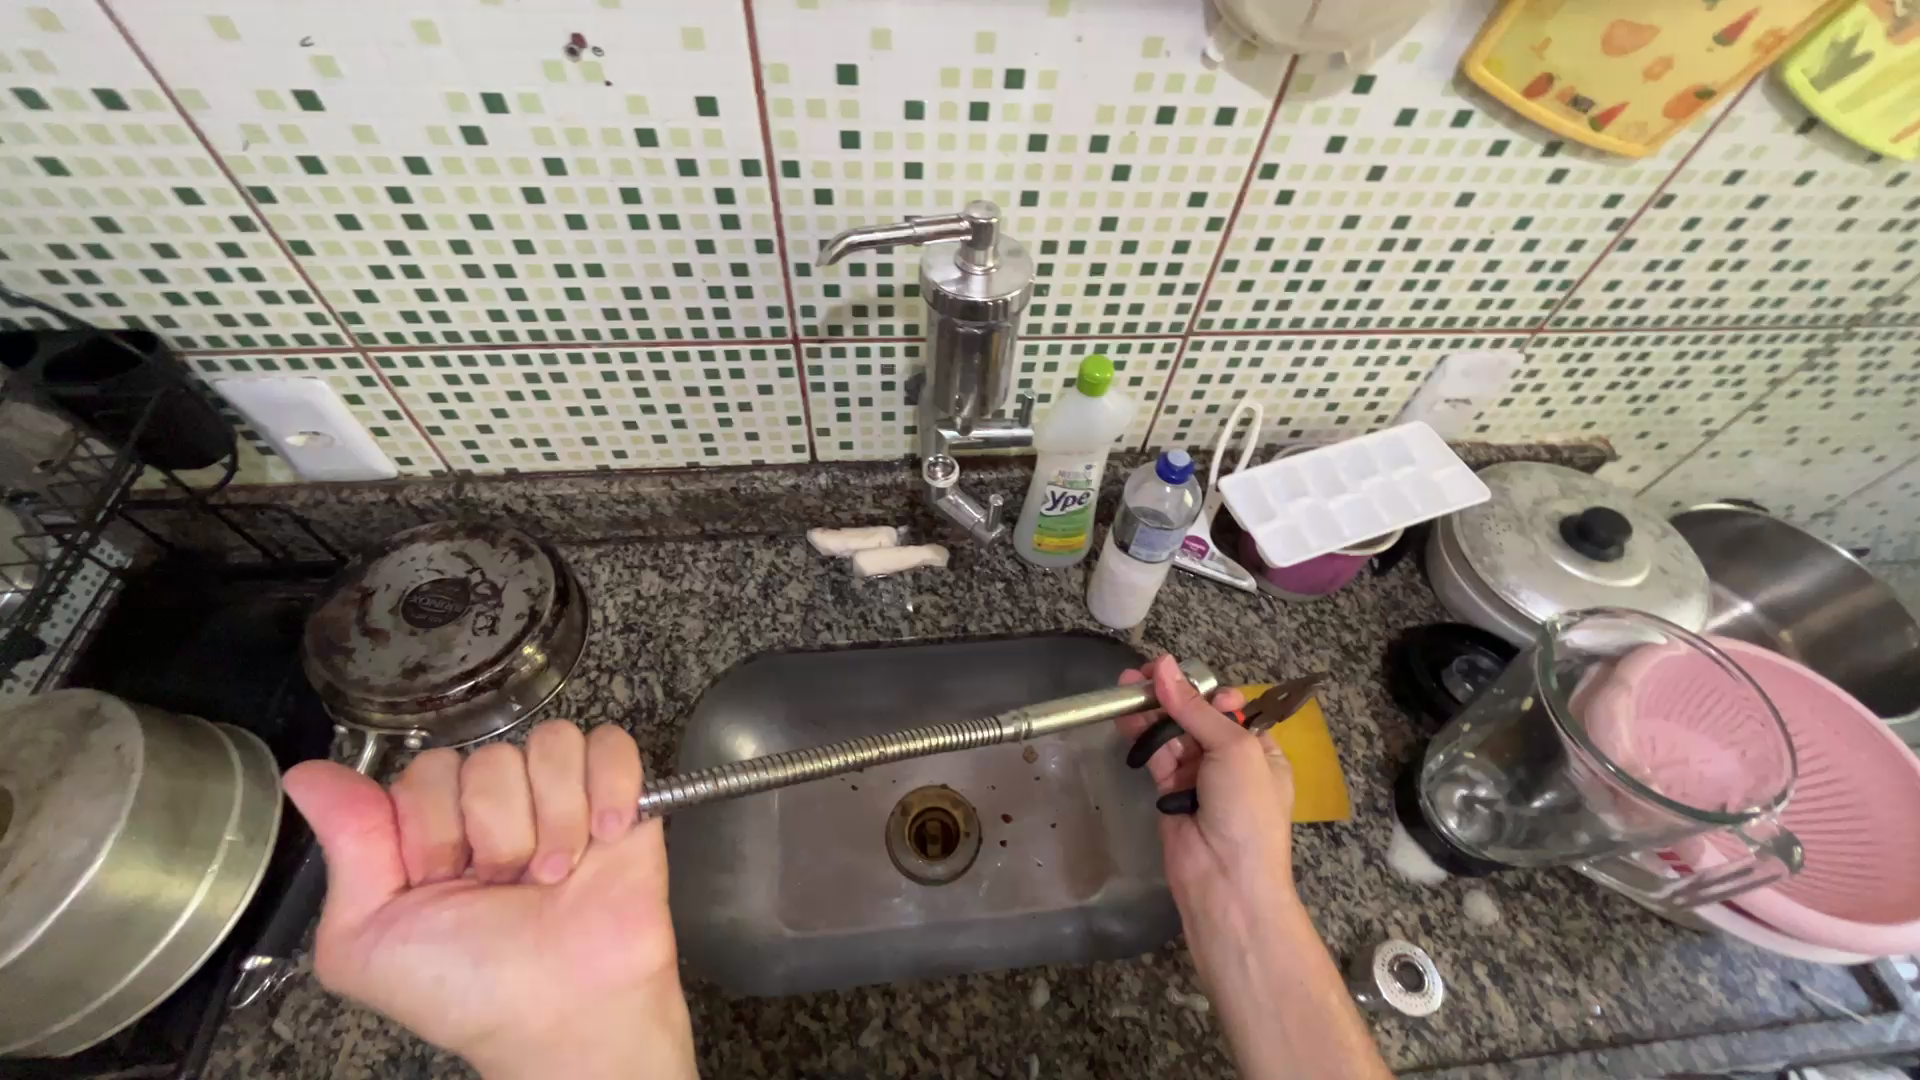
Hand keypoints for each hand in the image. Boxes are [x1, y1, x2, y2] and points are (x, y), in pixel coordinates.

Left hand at [282, 721, 697, 1079]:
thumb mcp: (372, 937)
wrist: (569, 1007)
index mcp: (439, 827)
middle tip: (509, 884)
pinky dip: (612, 786)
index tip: (445, 882)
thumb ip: (350, 846)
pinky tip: (608, 834)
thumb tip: (307, 774)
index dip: (435, 825)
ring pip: (553, 743)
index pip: (430, 770)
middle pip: (493, 756)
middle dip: (500, 831)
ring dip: (558, 816)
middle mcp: (503, 803)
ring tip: (559, 872)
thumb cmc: (469, 987)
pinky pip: (612, 744)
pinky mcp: (627, 791)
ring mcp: (568, 793)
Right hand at [1117, 655, 1297, 914]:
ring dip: (1151, 709)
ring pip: (1172, 732)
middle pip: (1197, 716)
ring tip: (1125, 687)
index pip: (1231, 709)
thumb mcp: (1233, 749)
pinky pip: (1155, 754)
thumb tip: (1164, 664)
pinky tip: (1125, 715)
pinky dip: (1141, 734)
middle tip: (1143, 674)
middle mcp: (1230, 761)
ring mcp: (1199, 777)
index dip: (1206, 690)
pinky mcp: (1169, 791)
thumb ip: (1194, 708)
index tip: (1181, 676)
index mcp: (1260, 750)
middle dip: (1172, 694)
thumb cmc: (1246, 811)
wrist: (1226, 882)